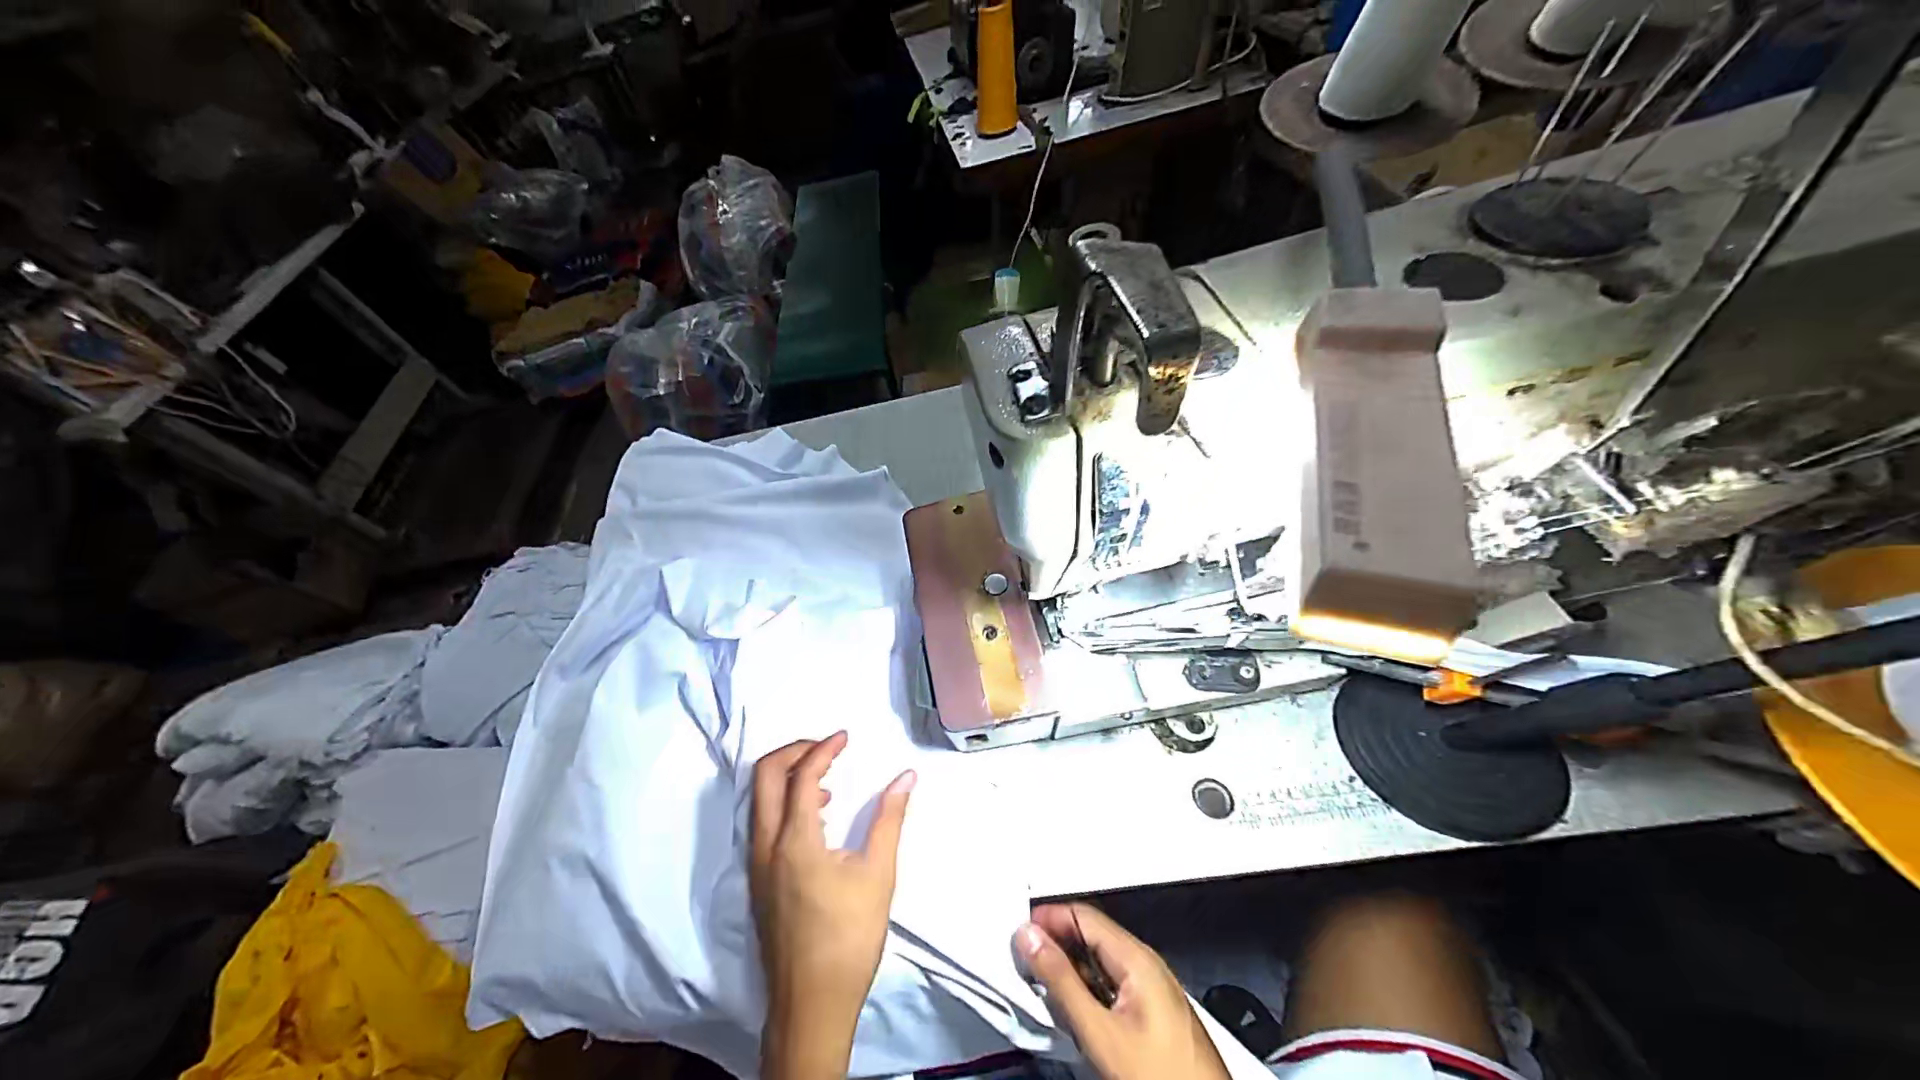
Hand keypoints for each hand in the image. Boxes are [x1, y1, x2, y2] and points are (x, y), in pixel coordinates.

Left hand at [750, 732, 914, 1079]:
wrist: (811, 1004)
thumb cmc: (849, 938)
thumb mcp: (878, 874)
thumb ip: (890, 818)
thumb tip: (905, 776)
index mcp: (794, 841)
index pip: (801, 775)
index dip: (823, 748)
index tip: (845, 737)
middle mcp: (765, 846)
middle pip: (765, 776)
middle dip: (794, 751)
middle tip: (827, 747)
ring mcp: (756, 866)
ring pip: (759, 800)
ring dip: (787, 777)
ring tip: (826, 783)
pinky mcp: (757, 882)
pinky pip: (761, 823)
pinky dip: (783, 803)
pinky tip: (816, 819)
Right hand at [1015, 903, 1230, 1079]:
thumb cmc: (1158, 1077)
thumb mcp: (1098, 1031)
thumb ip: (1060, 981)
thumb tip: (1031, 938)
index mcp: (1137, 958)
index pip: (1083, 916)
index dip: (1048, 919)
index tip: (1021, 934)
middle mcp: (1147, 965)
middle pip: (1092, 936)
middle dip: (1057, 944)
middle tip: (1027, 963)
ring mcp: (1154, 988)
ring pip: (1102, 962)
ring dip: (1071, 969)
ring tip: (1045, 990)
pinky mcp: (1154, 1011)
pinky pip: (1114, 984)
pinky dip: (1089, 988)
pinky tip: (1076, 1012)